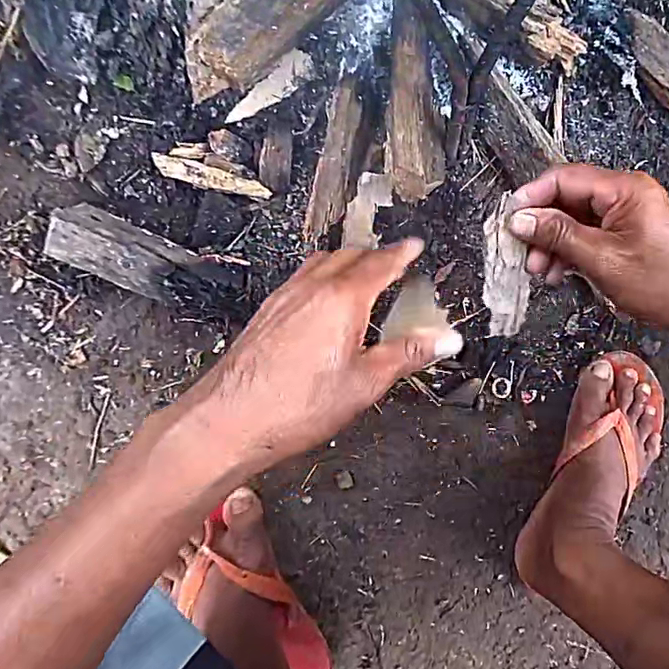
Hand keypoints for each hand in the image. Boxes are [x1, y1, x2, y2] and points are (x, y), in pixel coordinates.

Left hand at [173, 240, 462, 472]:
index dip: (403, 253)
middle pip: (351, 256)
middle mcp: (312, 290)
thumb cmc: (290, 406)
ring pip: (322, 263)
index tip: (414, 245)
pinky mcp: (267, 314)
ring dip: (348, 261)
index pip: (381, 264)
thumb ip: (409, 354)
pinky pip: (302, 278)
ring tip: (363, 274)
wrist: (224, 423)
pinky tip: (324, 301)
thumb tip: (444, 339)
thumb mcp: (366, 382)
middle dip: (377, 255)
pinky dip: (324, 276)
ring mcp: (285, 299)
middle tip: (395, 261)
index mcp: (342, 300)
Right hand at [505, 165, 668, 334]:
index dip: (532, 197)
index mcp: (625, 189)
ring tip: (542, 271)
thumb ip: (559, 235)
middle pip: (570, 199)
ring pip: (578, 220)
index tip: (510, 218)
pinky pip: (593, 234)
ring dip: (556, 244)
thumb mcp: (602, 260)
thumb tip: (523, 219)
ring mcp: (630, 214)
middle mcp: (628, 194)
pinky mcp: (631, 234)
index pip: (565, 178)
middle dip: (543, 227)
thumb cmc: (667, 283)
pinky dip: (574, 252)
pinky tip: (562, 272)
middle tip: (525, 253)